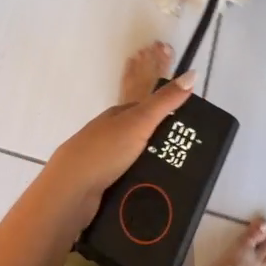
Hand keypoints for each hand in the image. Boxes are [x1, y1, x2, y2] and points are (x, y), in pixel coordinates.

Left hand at [41, 69, 196, 209]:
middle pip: (143, 133)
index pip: (149, 107)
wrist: (71, 190)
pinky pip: (131, 178)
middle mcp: (113, 133)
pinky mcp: (105, 184)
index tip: (191, 123)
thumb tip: (193, 73)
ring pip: (137, 158)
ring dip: (154, 165)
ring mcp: (107, 159)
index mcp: (120, 115)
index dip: (169, 111)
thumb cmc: (106, 150)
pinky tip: (156, 192)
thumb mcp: (140, 121)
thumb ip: (165, 101)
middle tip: (189, 155)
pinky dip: (144, 182)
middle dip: (162, 141)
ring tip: (179, 178)